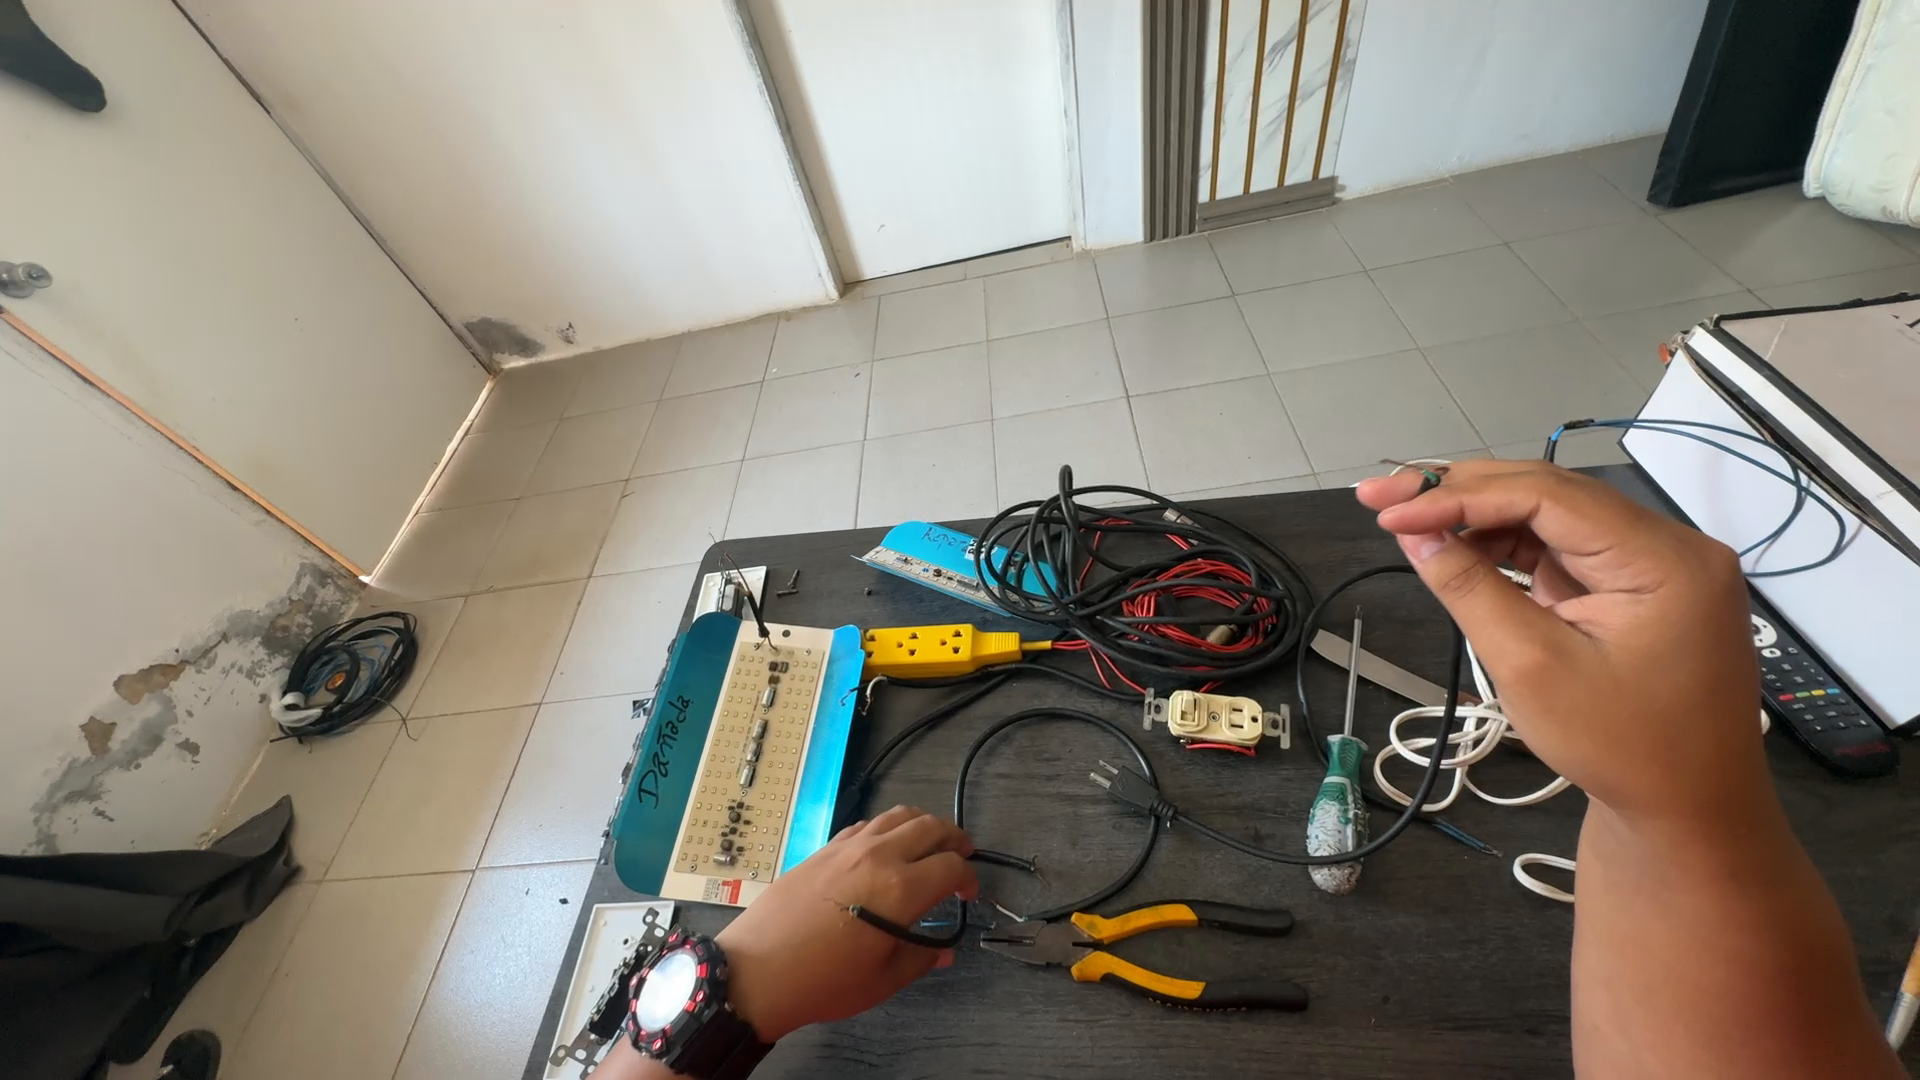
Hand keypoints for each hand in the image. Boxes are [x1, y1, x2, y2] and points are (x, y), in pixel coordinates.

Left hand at [717, 805, 977, 1041]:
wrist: (758, 969)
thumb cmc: (825, 981)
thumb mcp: (881, 980)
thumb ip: (919, 958)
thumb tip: (943, 952)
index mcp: (901, 888)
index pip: (950, 867)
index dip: (967, 878)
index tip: (968, 893)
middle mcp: (880, 854)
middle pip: (931, 827)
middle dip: (954, 838)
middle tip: (963, 852)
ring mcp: (851, 845)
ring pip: (899, 814)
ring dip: (924, 824)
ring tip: (931, 839)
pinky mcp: (828, 845)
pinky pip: (869, 822)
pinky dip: (889, 826)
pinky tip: (887, 844)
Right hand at [1355, 460, 1766, 825]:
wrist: (1686, 806)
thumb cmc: (1616, 742)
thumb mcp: (1528, 663)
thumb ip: (1468, 587)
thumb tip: (1412, 534)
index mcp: (1662, 559)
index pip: (1545, 496)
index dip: (1458, 496)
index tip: (1388, 513)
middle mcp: (1664, 544)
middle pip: (1545, 491)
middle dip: (1457, 489)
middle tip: (1379, 493)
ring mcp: (1646, 563)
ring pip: (1543, 513)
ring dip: (1471, 511)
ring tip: (1403, 513)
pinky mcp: (1624, 584)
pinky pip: (1551, 545)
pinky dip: (1495, 542)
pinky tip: (1450, 543)